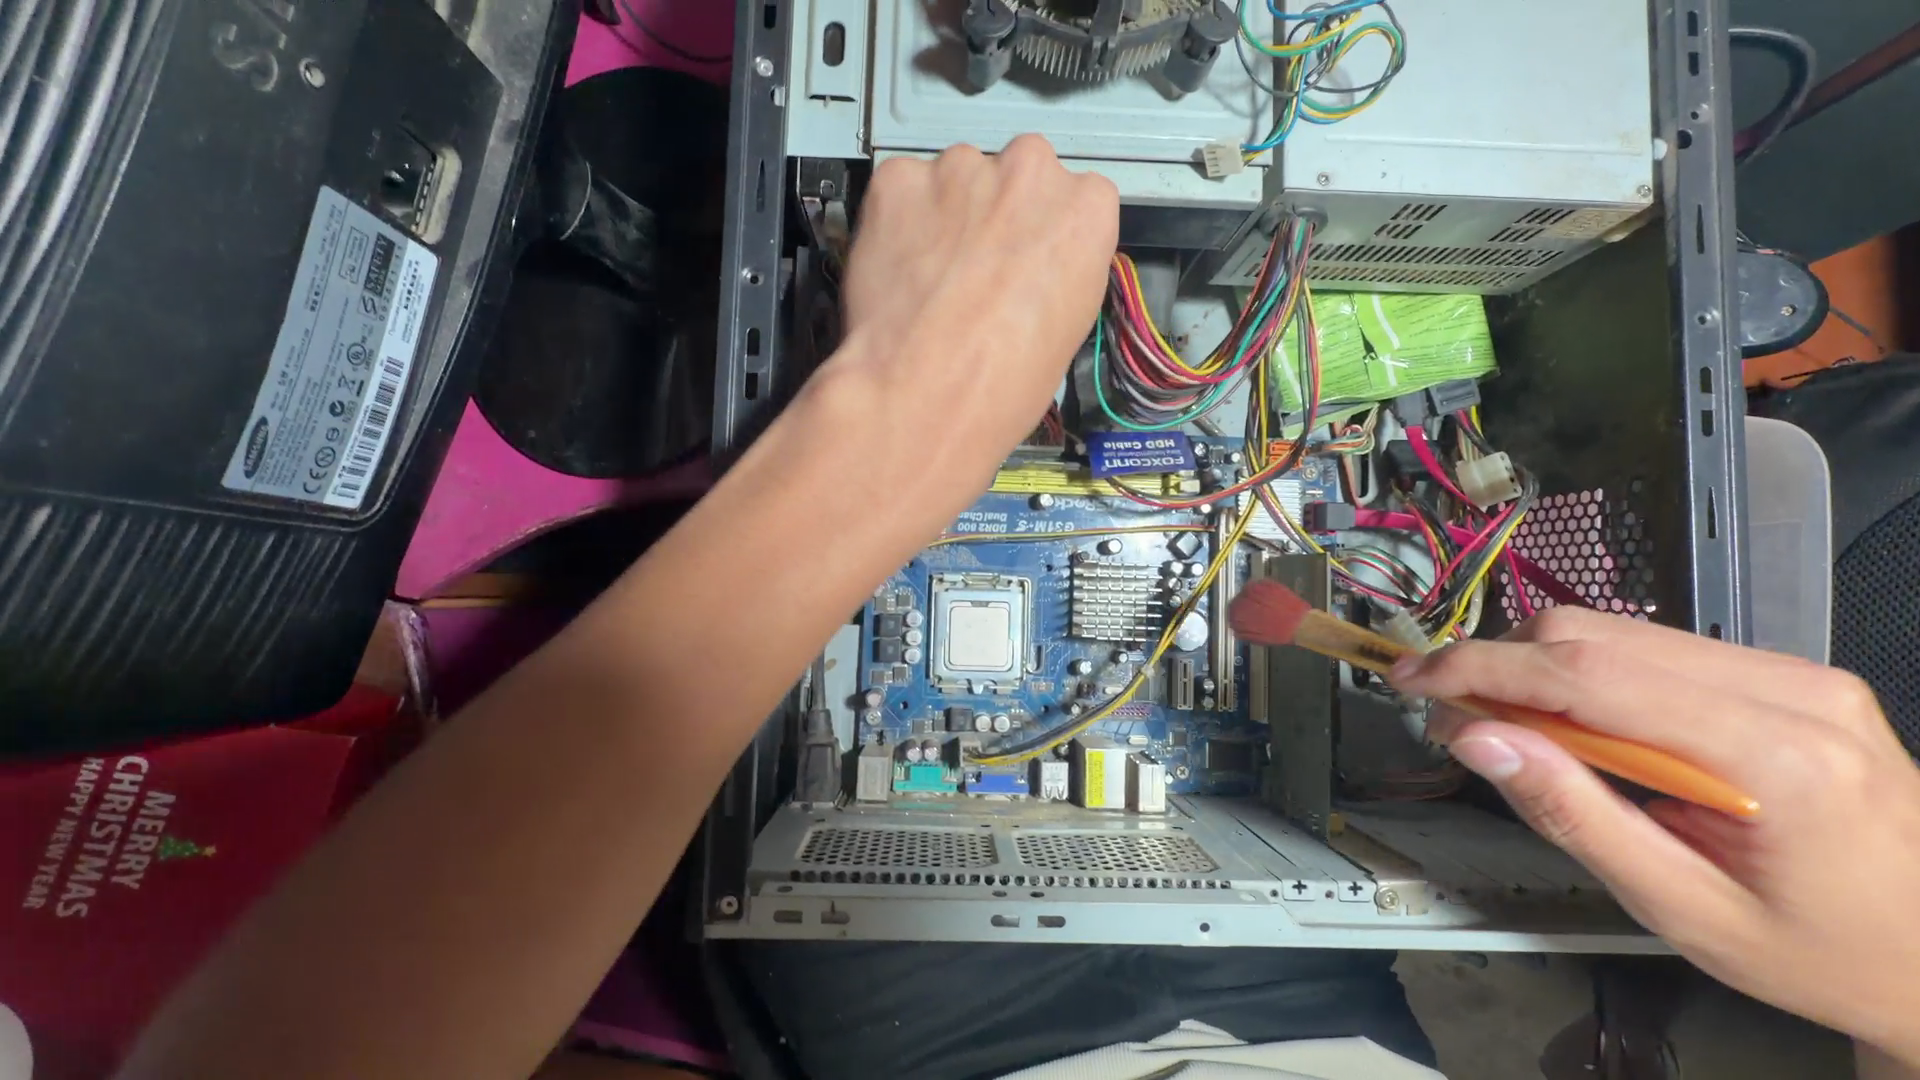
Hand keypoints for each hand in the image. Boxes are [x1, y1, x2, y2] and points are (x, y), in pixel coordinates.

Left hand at [821, 136, 1117, 485]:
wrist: (925, 392)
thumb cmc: (1005, 382)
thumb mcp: (1069, 330)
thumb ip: (1058, 272)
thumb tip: (1034, 270)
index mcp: (1086, 208)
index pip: (1076, 198)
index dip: (1045, 237)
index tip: (1028, 263)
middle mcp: (1029, 170)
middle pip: (1017, 177)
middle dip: (999, 215)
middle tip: (976, 271)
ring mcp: (960, 169)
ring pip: (957, 180)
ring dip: (948, 216)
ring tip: (933, 280)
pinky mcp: (899, 180)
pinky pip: (902, 190)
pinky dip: (899, 221)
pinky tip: (899, 271)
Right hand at [1390, 607, 1919, 1064]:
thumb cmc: (1813, 952)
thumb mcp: (1677, 905)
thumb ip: (1570, 812)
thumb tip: (1471, 737)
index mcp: (1777, 756)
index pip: (1589, 676)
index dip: (1481, 667)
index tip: (1408, 679)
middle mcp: (1791, 688)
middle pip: (1593, 636)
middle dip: (1500, 666)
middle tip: (1455, 721)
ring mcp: (1793, 672)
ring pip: (1612, 631)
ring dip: (1534, 669)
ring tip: (1510, 728)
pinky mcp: (1780, 673)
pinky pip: (1645, 648)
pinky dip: (1580, 676)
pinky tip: (1574, 725)